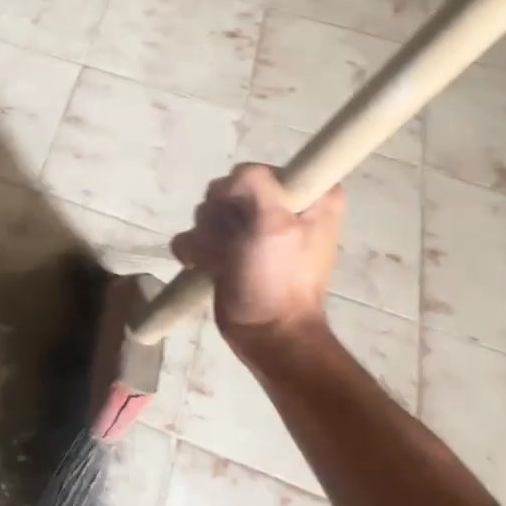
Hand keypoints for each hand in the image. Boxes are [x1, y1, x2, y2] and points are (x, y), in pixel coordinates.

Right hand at [171, 164, 344, 341]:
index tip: (248, 215)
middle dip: (221, 217)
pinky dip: (195, 250)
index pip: (259, 171)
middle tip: (236, 244)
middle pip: (228, 190)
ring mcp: (253, 229)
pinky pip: (197, 233)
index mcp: (309, 195)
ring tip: (221, 262)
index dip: (245, 191)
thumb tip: (228, 182)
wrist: (267, 334)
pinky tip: (204, 266)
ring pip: (208, 211)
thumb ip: (255, 183)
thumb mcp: (276, 223)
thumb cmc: (278, 279)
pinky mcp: (229, 249)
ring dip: (207, 237)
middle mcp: (282, 206)